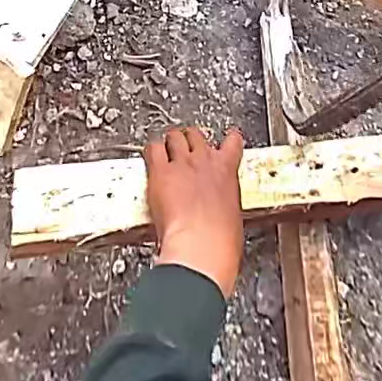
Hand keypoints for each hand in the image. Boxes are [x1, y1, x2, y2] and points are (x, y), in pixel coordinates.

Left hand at [143, 125, 244, 296]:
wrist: (201, 246)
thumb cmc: (219, 240)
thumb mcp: (232, 215)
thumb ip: (224, 201)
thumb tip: (219, 210)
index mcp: (226, 169)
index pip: (232, 141)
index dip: (226, 141)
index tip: (223, 144)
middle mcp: (204, 160)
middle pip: (196, 134)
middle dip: (190, 140)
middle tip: (184, 152)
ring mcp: (181, 163)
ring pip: (174, 136)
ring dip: (170, 143)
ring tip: (164, 153)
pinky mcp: (160, 171)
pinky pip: (153, 149)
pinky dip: (151, 152)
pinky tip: (149, 160)